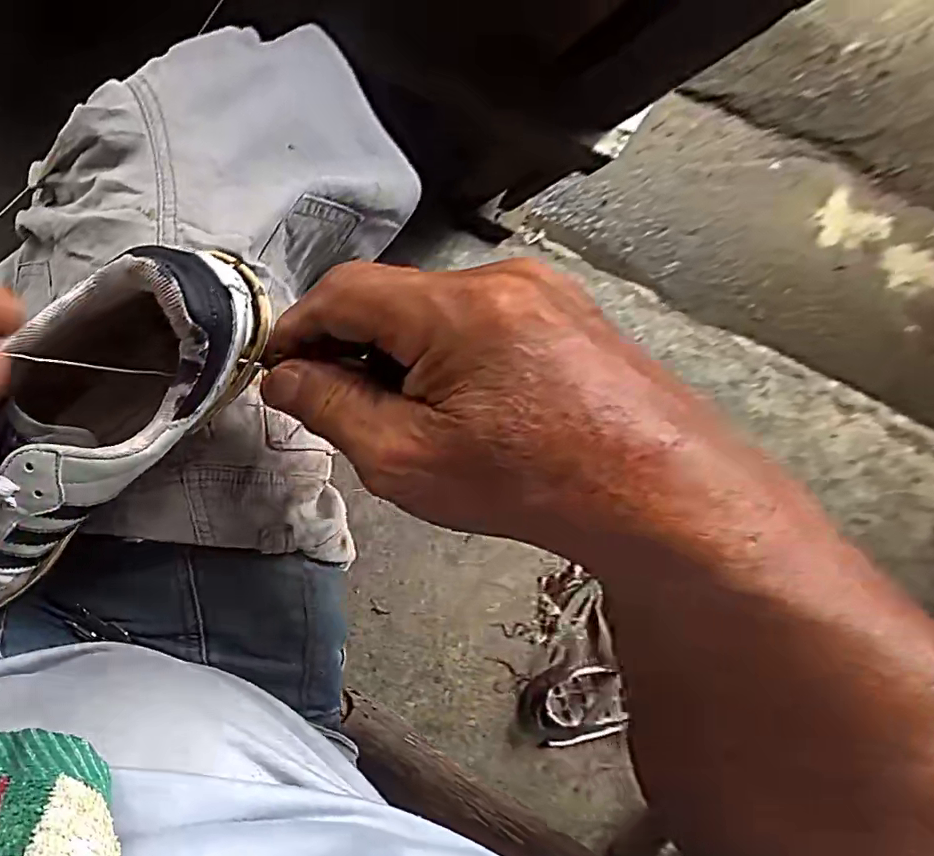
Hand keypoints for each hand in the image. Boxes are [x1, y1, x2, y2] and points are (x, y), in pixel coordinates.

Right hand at [260, 258, 798, 569]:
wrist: (659, 496)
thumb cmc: (527, 482)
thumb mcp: (401, 456)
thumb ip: (329, 407)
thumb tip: (282, 378)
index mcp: (456, 310)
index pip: (341, 292)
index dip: (294, 328)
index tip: (274, 370)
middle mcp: (497, 281)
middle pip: (380, 296)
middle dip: (336, 345)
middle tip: (320, 402)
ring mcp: (533, 291)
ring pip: (418, 309)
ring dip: (379, 352)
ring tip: (380, 412)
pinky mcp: (552, 312)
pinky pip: (460, 319)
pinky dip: (423, 353)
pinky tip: (430, 402)